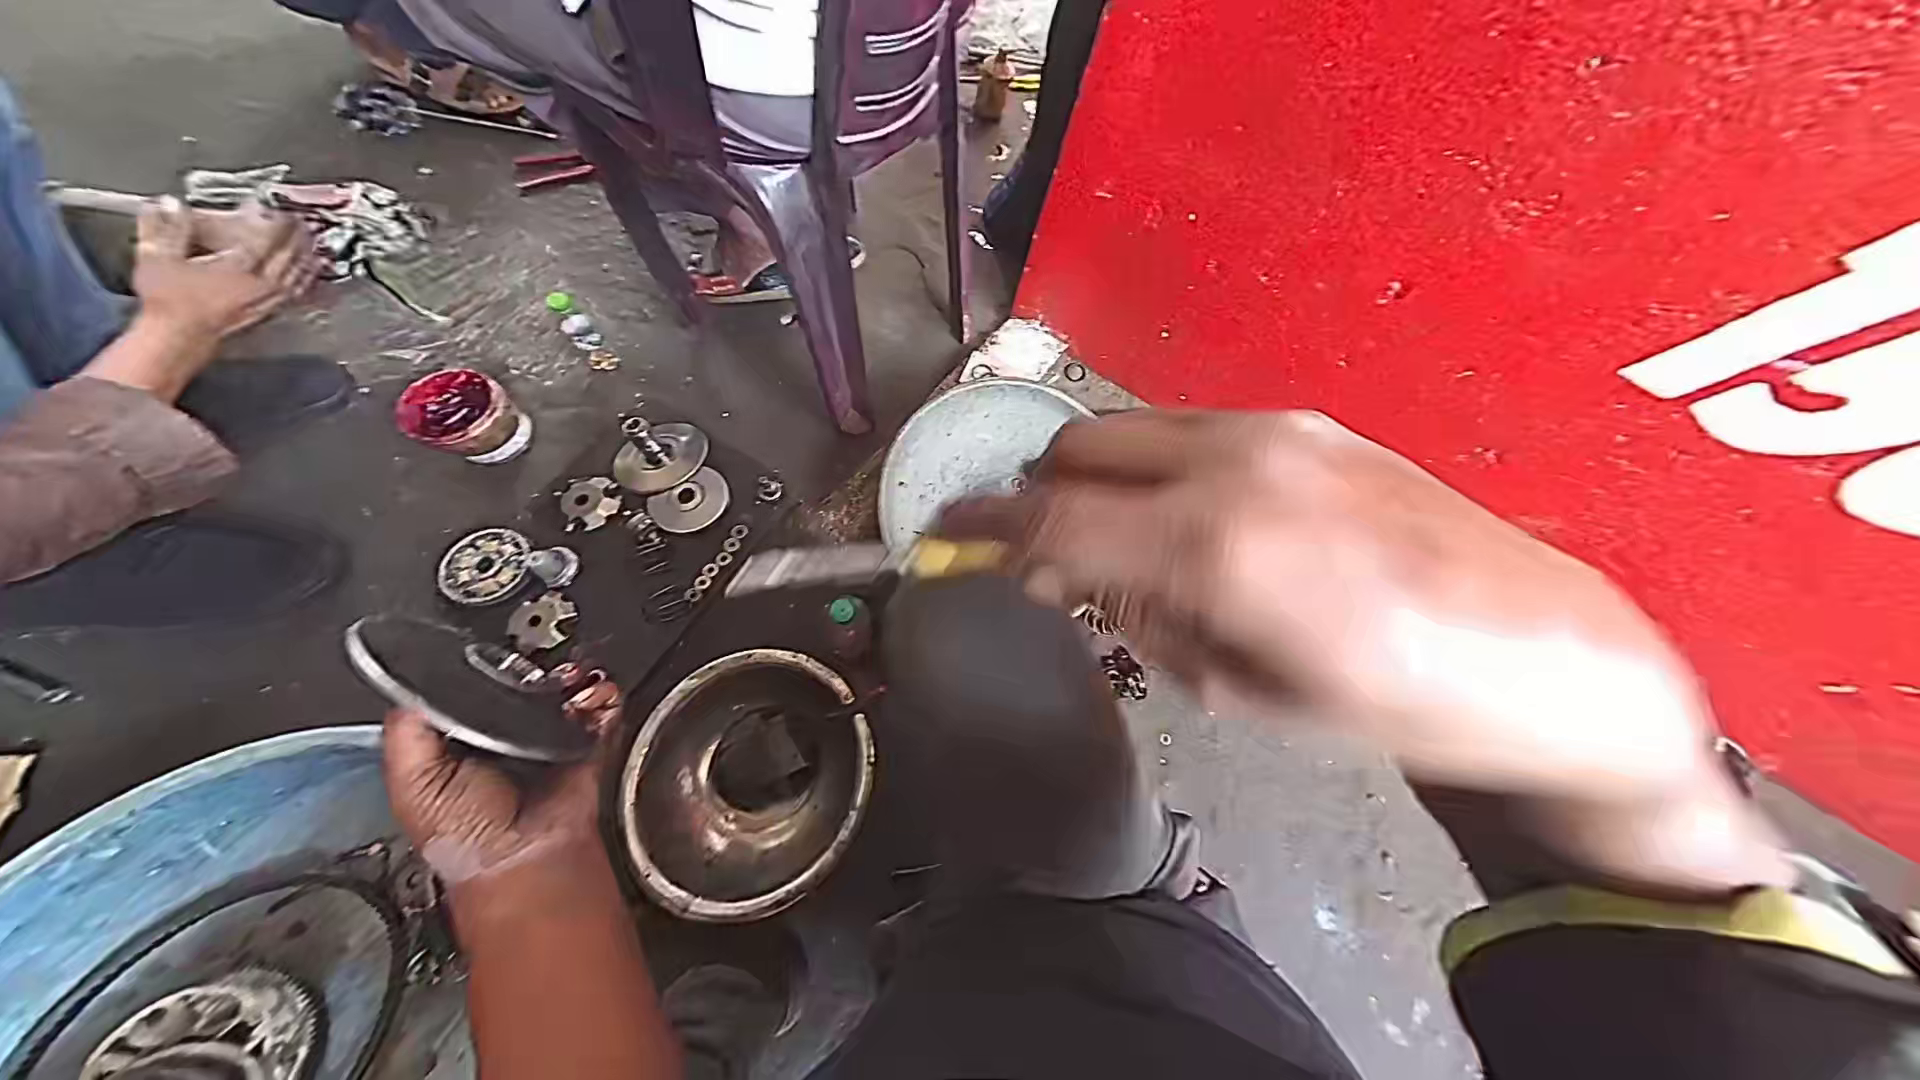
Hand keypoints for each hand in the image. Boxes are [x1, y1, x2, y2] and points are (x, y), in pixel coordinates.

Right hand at [133, 196, 317, 340]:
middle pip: (288, 256)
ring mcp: (271, 298)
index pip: (264, 240)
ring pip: (298, 273)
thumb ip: (165, 228)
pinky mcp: (273, 309)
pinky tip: (313, 274)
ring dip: (308, 257)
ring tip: (316, 244)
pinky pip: (299, 291)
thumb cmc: (170, 298)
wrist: (183, 332)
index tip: (279, 210)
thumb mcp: (157, 257)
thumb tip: (170, 203)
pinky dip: (308, 279)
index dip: (273, 223)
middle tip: (305, 223)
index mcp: (238, 267)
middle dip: (297, 237)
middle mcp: (262, 283)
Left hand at [383, 668, 620, 888]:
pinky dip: (604, 695)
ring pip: (573, 684)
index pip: (486, 683)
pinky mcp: (591, 739)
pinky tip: (589, 698)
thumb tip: (412, 685)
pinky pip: (605, 705)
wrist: (521, 855)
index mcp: (473, 732)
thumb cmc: (463, 833)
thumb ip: (407, 734)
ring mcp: (558, 732)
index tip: (503, 653)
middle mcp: (517, 728)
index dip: (494, 665)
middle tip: (542, 667)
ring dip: (576, 675)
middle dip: (542, 665)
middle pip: (535, 677)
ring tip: (571, 682)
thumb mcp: (413, 782)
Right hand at [945, 409, 1791, 892]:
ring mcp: (1274, 429)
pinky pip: (1184, 430)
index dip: (984, 528)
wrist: (1551, 656)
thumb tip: (1066, 574)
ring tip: (1125, 539)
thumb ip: (1137, 616)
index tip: (945, 533)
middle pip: (1077, 449)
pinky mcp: (1306, 422)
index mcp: (1215, 546)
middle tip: (1048, 554)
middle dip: (1039, 497)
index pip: (1054, 520)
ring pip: (1127, 427)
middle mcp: (1234, 462)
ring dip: (1095, 479)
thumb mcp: (1238, 690)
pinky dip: (1150, 467)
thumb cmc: (1391, 703)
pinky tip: (1185, 516)